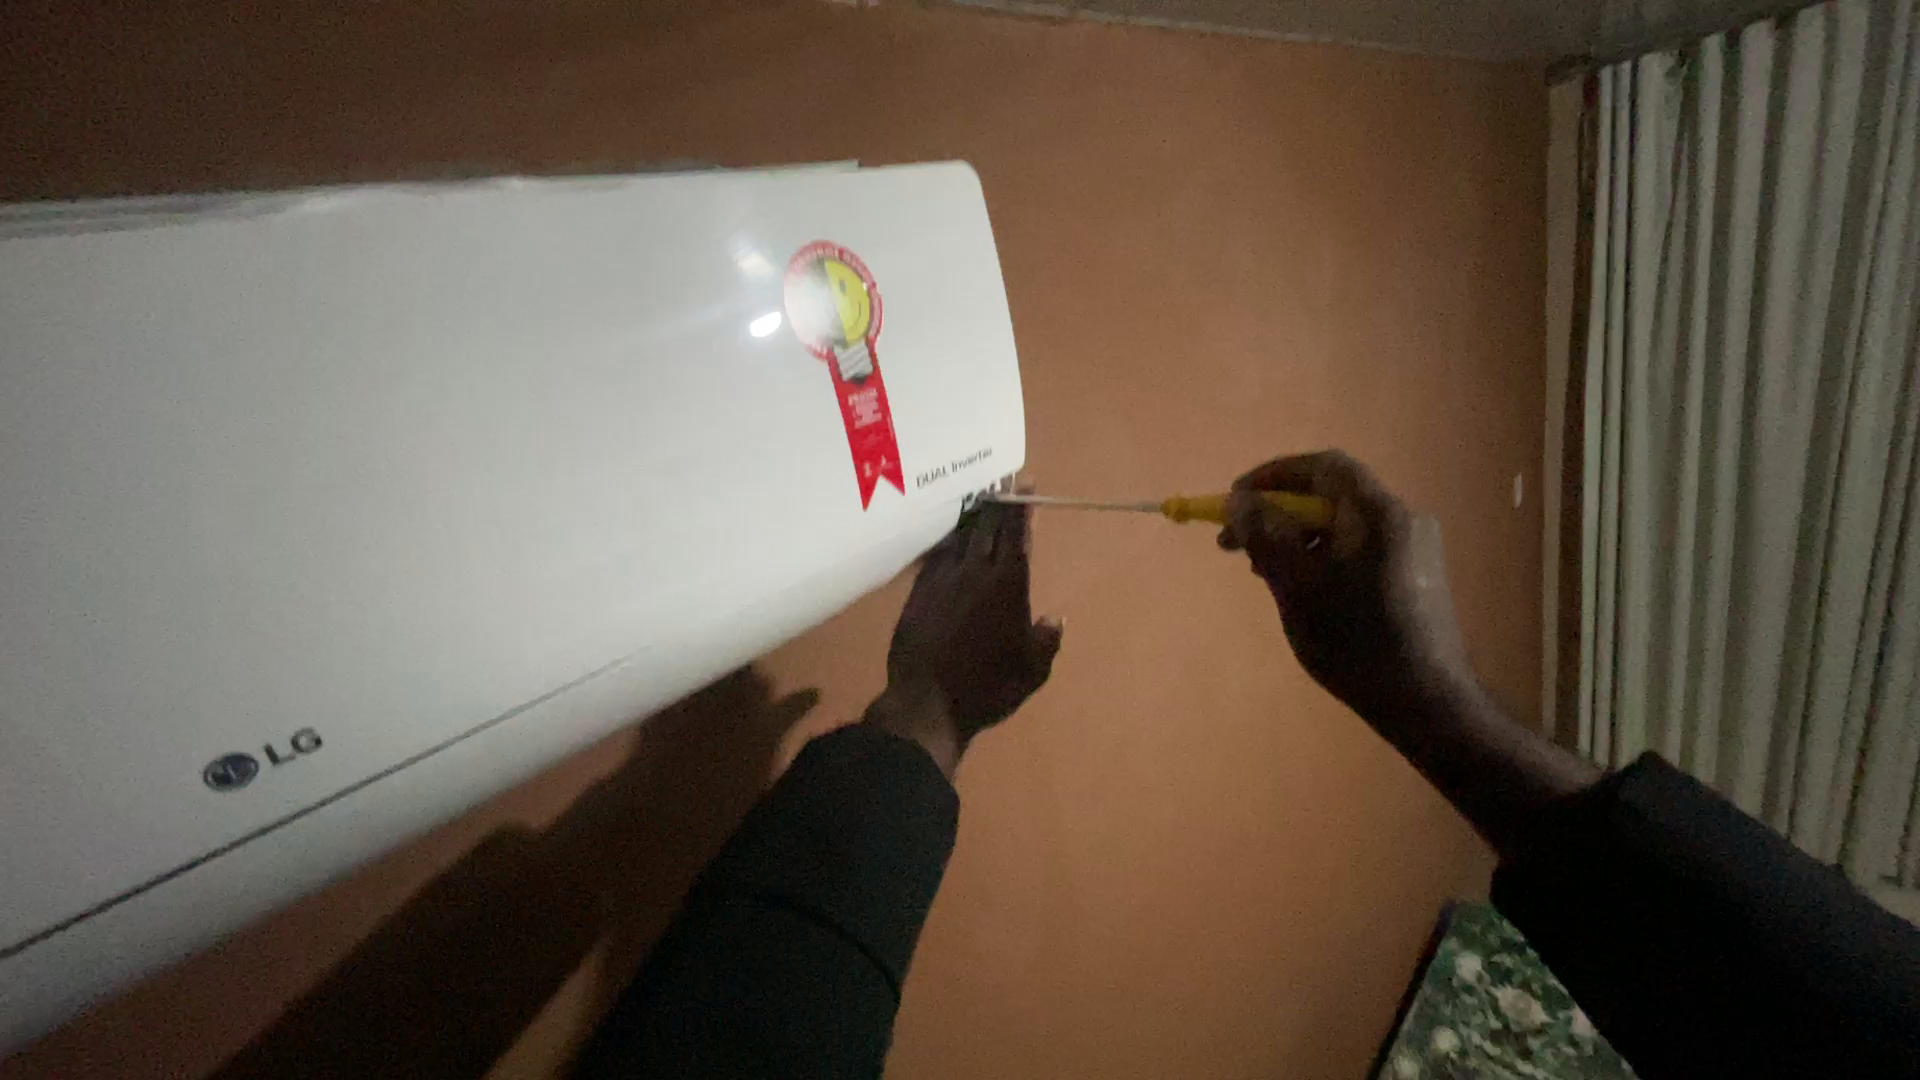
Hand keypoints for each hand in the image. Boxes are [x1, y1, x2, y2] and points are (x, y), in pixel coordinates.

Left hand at [867, 500, 1063, 776]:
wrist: (926, 703)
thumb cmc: (987, 689)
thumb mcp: (1031, 672)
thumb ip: (1045, 641)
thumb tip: (1055, 619)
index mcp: (1008, 586)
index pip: (1017, 536)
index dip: (1022, 509)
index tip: (1026, 485)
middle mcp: (976, 573)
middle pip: (988, 527)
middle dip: (997, 502)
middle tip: (1002, 480)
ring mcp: (943, 579)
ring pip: (960, 536)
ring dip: (971, 515)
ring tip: (978, 498)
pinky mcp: (918, 591)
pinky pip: (935, 555)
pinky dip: (946, 540)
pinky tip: (948, 536)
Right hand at [1218, 450, 1470, 724]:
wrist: (1424, 701)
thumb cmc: (1355, 640)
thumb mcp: (1296, 585)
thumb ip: (1264, 535)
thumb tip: (1237, 501)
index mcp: (1378, 513)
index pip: (1323, 467)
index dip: (1272, 474)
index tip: (1234, 499)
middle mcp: (1400, 519)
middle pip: (1328, 495)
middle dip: (1274, 512)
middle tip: (1231, 541)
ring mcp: (1409, 547)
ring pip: (1336, 524)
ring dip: (1291, 536)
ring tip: (1257, 569)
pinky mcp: (1408, 574)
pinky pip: (1352, 547)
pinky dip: (1316, 555)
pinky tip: (1294, 585)